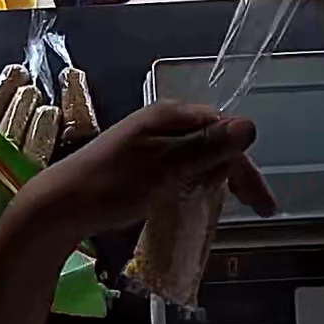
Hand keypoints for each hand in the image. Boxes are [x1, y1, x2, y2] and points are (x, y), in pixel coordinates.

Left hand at [6, 102, 274, 242]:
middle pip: (213, 140)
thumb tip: (250, 126)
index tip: (260, 201)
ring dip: (219, 178)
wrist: (62, 205)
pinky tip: (199, 201)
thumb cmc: (113, 184)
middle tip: (255, 208)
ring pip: (198, 155)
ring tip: (234, 206)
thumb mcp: (165, 166)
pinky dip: (197, 183)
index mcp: (169, 115)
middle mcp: (162, 122)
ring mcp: (150, 141)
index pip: (223, 130)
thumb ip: (207, 147)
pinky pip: (181, 167)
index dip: (245, 163)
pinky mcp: (141, 162)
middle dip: (236, 172)